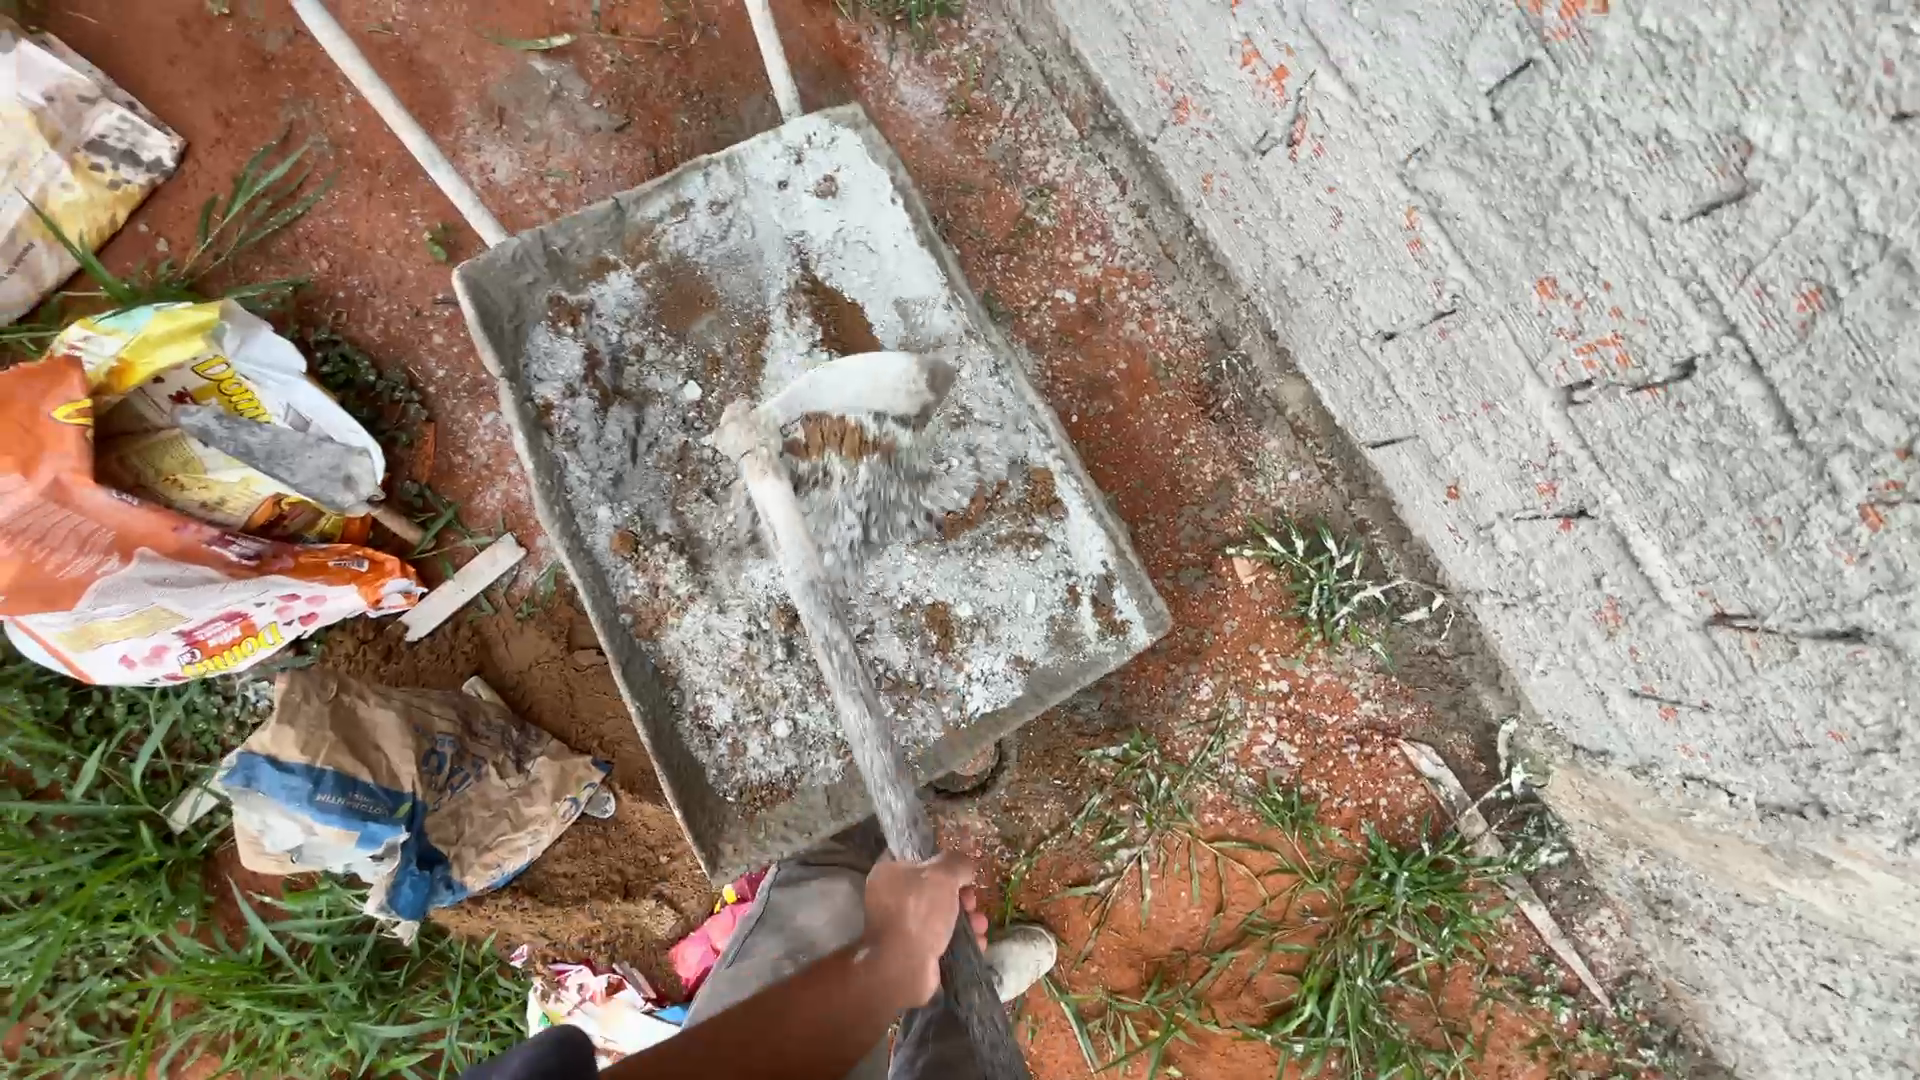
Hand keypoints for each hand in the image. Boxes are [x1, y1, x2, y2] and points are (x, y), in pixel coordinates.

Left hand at [859, 851, 989, 1008]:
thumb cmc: (919, 911)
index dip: (944, 862)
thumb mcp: (943, 875)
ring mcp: (902, 926)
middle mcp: (892, 898)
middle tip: (973, 903)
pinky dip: (961, 940)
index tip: (964, 871)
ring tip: (980, 926)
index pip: (920, 859)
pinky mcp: (914, 951)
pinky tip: (978, 943)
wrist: (904, 967)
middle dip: (962, 896)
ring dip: (967, 919)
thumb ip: (957, 862)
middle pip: (935, 889)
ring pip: (942, 915)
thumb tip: (966, 862)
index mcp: (889, 873)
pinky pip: (942, 939)